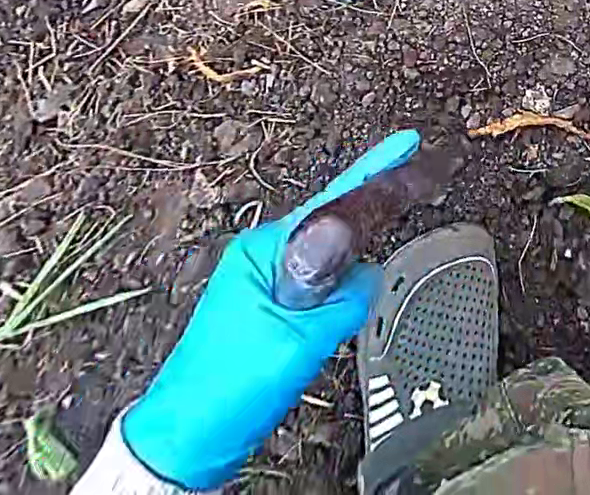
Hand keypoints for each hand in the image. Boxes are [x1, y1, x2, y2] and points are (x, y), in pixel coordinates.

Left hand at [121, 130, 419, 489]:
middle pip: (332, 228)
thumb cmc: (229, 386)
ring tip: (324, 331)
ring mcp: (264, 280)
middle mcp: (264, 254)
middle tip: (395, 229)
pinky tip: (327, 330)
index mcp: (265, 249)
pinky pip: (315, 289)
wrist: (181, 446)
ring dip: (340, 288)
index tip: (407, 142)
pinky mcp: (269, 306)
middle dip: (360, 238)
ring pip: (327, 265)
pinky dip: (331, 304)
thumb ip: (346, 299)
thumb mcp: (300, 341)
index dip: (373, 169)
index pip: (331, 199)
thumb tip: (372, 273)